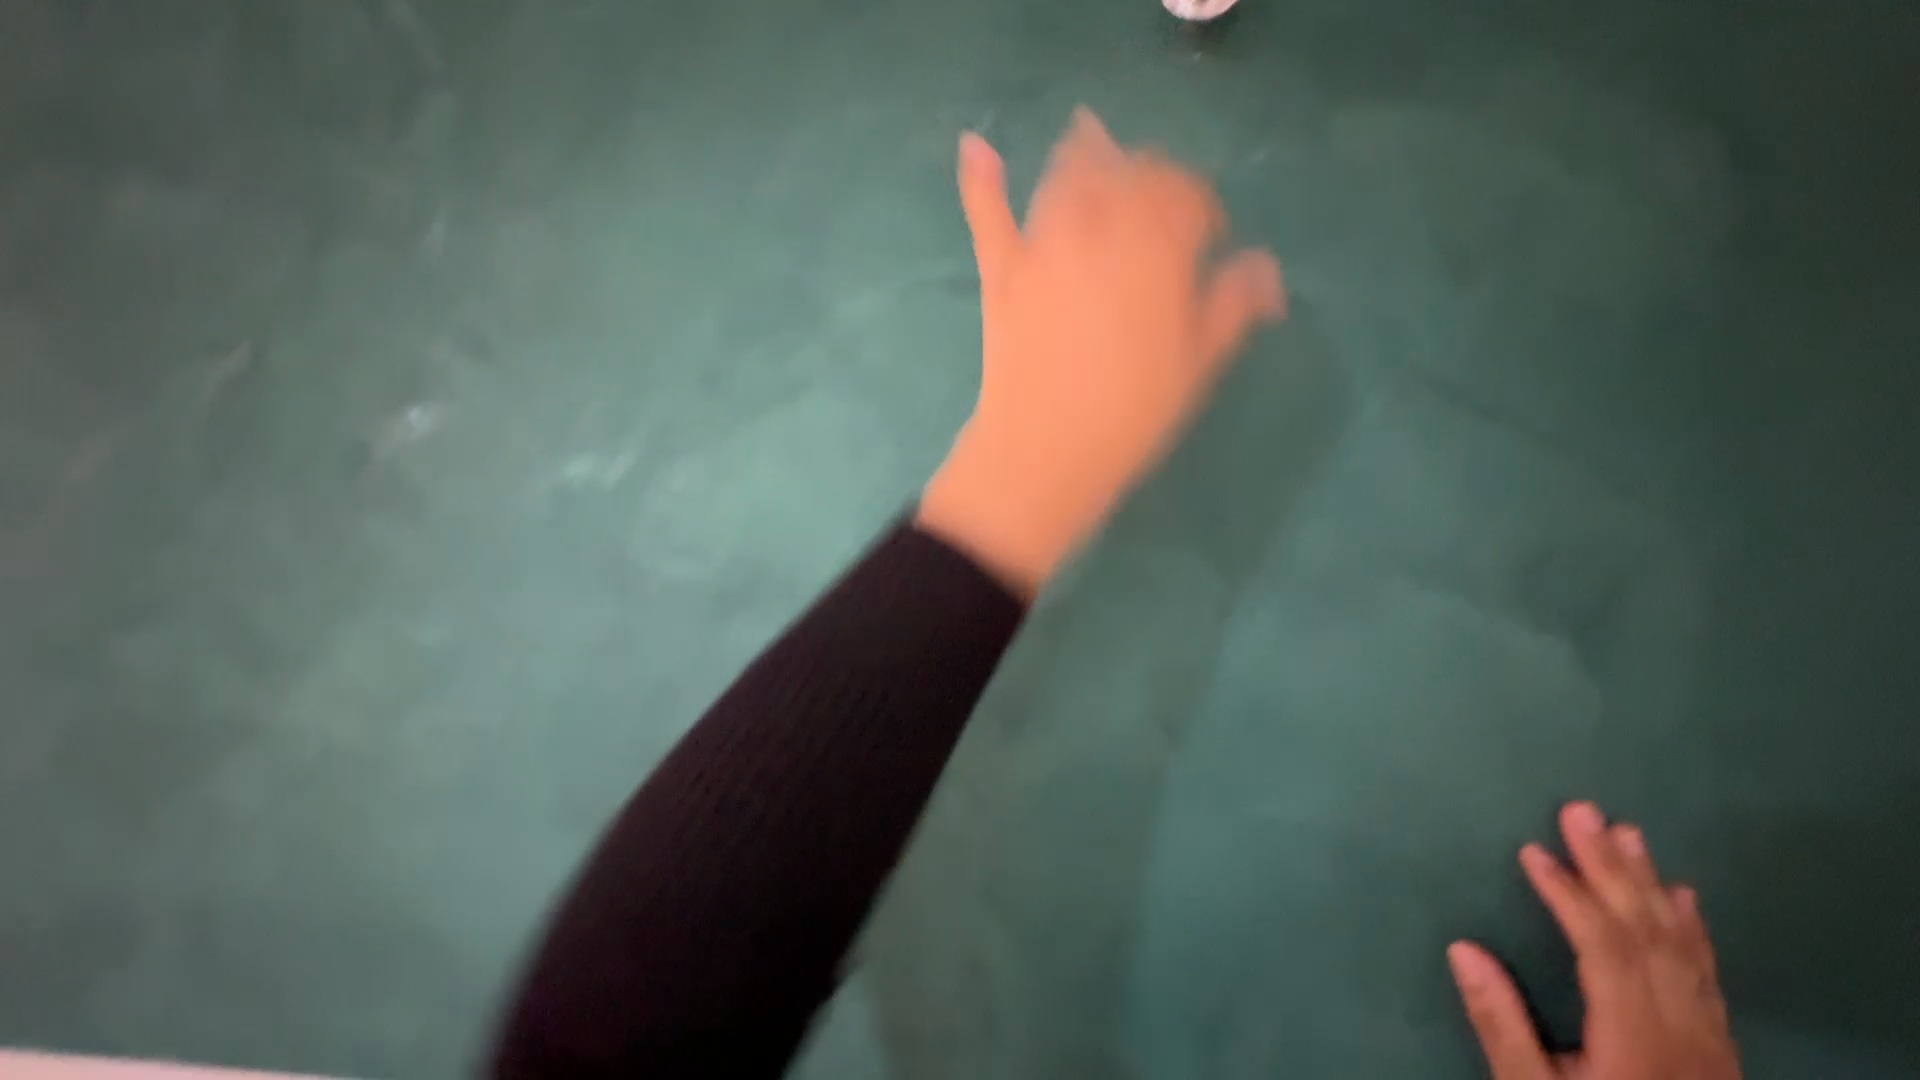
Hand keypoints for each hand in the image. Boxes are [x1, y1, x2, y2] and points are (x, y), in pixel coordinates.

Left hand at [916, 107, 1285, 595]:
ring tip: (1098, 148)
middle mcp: (1102, 230)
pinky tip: (977, 148)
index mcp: (1159, 249)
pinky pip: (988, 216)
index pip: (1186, 195)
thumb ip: (1232, 305)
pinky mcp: (1001, 272)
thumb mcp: (1197, 365)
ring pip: (1067, 178)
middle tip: (1158, 203)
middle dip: (1150, 176)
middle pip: (1130, 174)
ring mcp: (1044, 246)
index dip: (1201, 207)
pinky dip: (982, 180)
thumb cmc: (1131, 417)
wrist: (1044, 454)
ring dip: (1087, 157)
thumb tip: (1267, 270)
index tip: (1208, 235)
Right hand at [1448, 803, 1741, 1079]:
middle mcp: (1682, 1029)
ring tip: (1625, 833)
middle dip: (1612, 868)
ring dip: (1650, 885)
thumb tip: (1462, 948)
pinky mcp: (1718, 1047)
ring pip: (1682, 947)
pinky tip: (1681, 898)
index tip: (1533, 849)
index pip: (1605, 947)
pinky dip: (1692, 929)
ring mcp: (1708, 1037)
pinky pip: (1707, 974)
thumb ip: (1502, 1024)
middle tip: (1582, 810)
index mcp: (1636, 1037)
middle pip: (1649, 934)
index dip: (1570, 894)